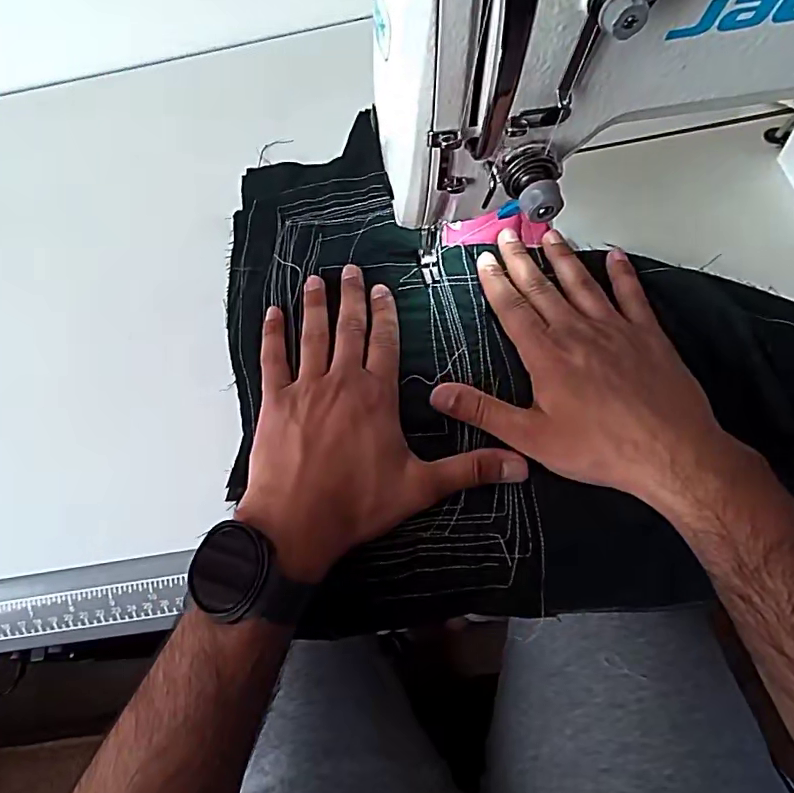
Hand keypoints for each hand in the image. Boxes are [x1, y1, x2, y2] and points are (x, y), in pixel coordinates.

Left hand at [236, 264, 528, 581]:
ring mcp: (304, 389)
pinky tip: (273, 314)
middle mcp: (341, 383)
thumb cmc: (355, 505)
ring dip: (315, 306)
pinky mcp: (274, 402)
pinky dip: (273, 334)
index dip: (385, 313)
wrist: (297, 521)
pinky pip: (273, 358)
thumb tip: (520, 466)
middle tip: (351, 270)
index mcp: (377, 396)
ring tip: (316, 280)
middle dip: (353, 297)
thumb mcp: (419, 487)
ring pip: (312, 336)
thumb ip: (468, 470)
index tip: (383, 290)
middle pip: (349, 329)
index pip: (386, 342)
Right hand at [429, 229, 755, 514]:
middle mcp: (578, 334)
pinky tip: (614, 257)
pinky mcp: (648, 337)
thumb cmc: (602, 448)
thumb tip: (441, 395)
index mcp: (547, 356)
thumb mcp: (529, 437)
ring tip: (549, 235)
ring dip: (562, 257)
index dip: (496, 282)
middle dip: (520, 260)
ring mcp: (615, 331)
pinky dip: (622, 273)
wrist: (672, 453)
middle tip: (508, 236)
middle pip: (542, 288)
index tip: (485, 261)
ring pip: (582, 284)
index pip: (513, 309)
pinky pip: (632, 295)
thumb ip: (481, 411)